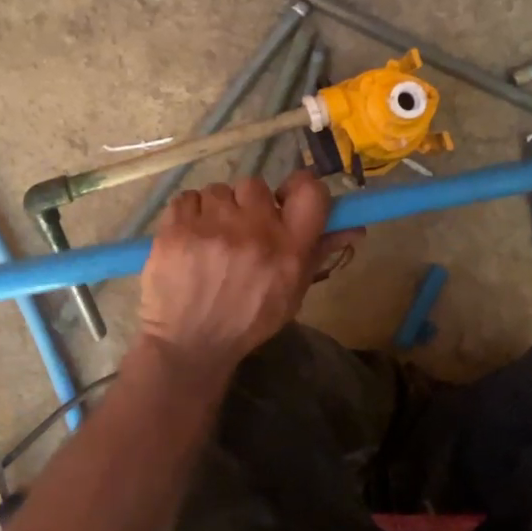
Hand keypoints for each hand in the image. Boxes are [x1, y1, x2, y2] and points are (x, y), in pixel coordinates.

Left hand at [137, 169, 350, 375]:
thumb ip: (319, 252)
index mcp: (289, 249)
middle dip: (247, 205)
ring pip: (219, 190)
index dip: (297, 186)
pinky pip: (187, 197)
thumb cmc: (247, 319)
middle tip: (240, 231)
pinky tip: (189, 240)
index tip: (284, 198)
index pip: (310, 191)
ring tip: (210, 240)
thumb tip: (354, 226)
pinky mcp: (177, 228)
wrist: (189, 345)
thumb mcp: (292, 292)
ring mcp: (213, 226)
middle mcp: (254, 230)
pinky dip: (188, 215)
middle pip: (256, 185)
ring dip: (216, 210)